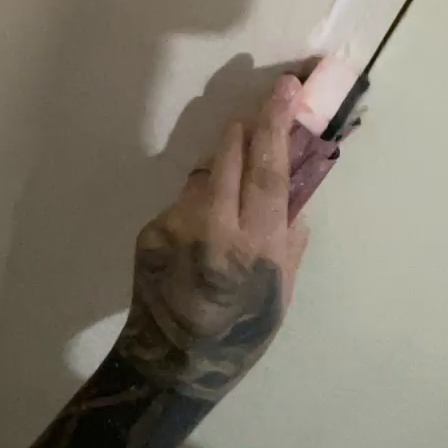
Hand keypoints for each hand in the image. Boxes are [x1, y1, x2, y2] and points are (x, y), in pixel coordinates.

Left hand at [115, 74, 309, 399]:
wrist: (173, 360)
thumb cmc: (240, 332)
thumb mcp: (280, 290)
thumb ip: (289, 237)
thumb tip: (295, 192)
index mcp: (255, 244)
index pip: (268, 168)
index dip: (277, 122)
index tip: (285, 88)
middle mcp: (213, 227)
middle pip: (232, 155)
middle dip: (248, 128)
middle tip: (261, 111)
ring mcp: (177, 225)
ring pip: (205, 175)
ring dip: (222, 172)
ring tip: (228, 204)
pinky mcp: (152, 230)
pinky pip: (183, 201)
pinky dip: (197, 205)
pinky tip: (199, 237)